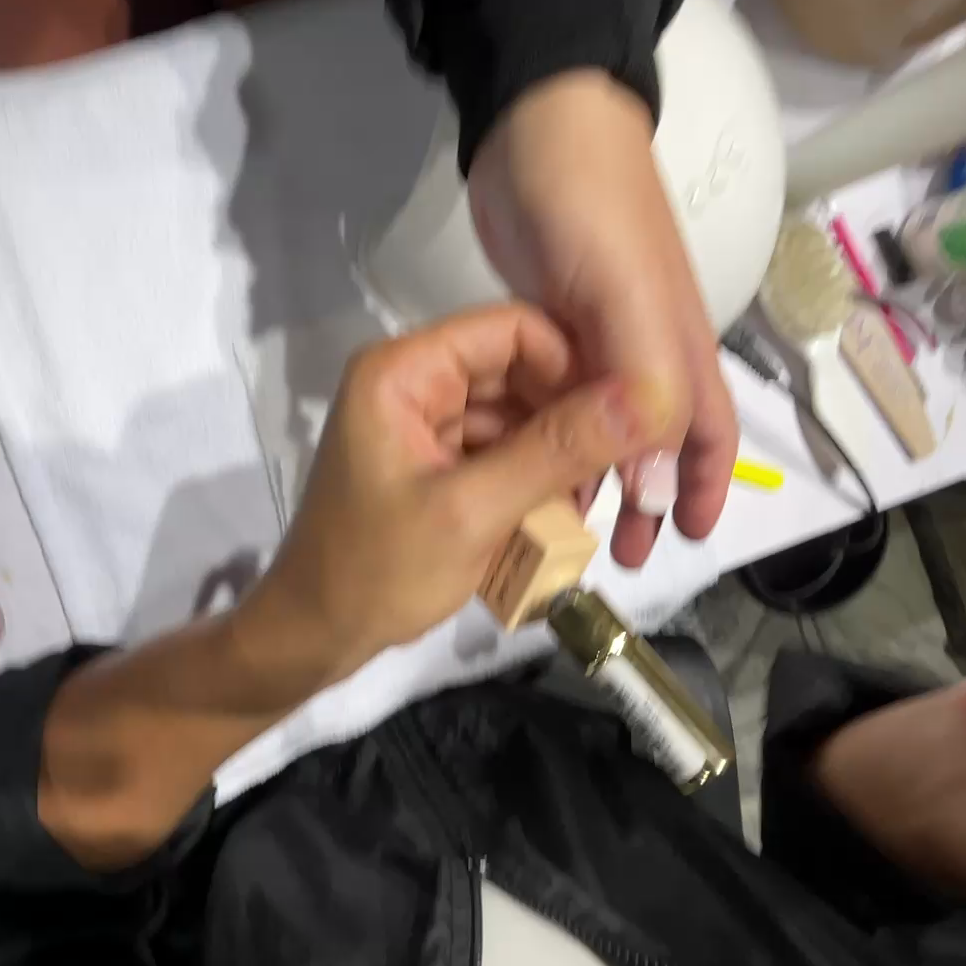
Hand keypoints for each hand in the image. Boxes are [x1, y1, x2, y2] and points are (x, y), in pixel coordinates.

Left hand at [242, 304, 652, 692]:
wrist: (317, 635)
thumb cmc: (379, 572)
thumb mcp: (473, 510)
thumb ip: (558, 449)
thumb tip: (648, 396)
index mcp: (403, 371)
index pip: (512, 330)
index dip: (576, 365)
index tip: (629, 416)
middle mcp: (411, 382)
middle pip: (516, 371)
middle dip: (571, 416)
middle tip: (626, 466)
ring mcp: (420, 423)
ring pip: (512, 414)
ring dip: (556, 452)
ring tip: (597, 498)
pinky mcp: (430, 461)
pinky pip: (496, 449)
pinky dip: (530, 476)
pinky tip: (561, 512)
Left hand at [467, 70, 737, 567]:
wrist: (534, 132)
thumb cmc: (585, 214)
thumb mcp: (622, 301)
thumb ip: (644, 385)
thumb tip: (658, 480)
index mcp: (667, 348)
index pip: (700, 426)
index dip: (700, 482)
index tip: (690, 537)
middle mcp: (633, 349)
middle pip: (646, 437)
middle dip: (637, 495)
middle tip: (616, 553)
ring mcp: (586, 338)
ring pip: (594, 422)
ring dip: (587, 471)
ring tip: (564, 522)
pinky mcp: (544, 327)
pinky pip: (551, 398)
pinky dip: (548, 435)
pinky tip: (526, 461)